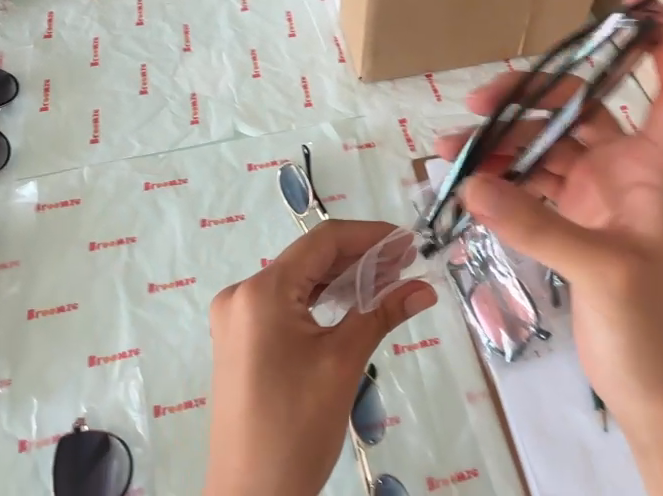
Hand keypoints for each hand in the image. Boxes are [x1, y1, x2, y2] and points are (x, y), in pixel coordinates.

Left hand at [203, 219, 436, 495]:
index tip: (407, 240)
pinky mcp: (240, 341)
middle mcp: (242, 294)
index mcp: (261, 291)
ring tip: (389, 280)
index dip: (368, 235)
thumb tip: (425, 287)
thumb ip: (381, 314)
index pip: (322, 241)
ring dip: (342, 278)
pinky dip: (320, 300)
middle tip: (406, 261)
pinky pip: (286, 304)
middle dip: (359, 257)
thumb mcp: (342, 363)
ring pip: (299, 281)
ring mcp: (237, 318)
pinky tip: (353, 303)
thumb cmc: (296, 427)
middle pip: (309, 259)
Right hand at [435, 0, 662, 495]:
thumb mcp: (600, 270)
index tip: (639, 8)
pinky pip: (527, 183)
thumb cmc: (648, 328)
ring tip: (452, 147)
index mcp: (654, 170)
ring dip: (502, 142)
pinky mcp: (566, 221)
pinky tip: (464, 179)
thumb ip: (537, 224)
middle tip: (480, 101)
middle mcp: (624, 171)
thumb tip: (473, 183)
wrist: (647, 393)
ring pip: (545, 146)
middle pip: (581, 111)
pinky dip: (498, 177)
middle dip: (532, 98)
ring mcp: (593, 195)